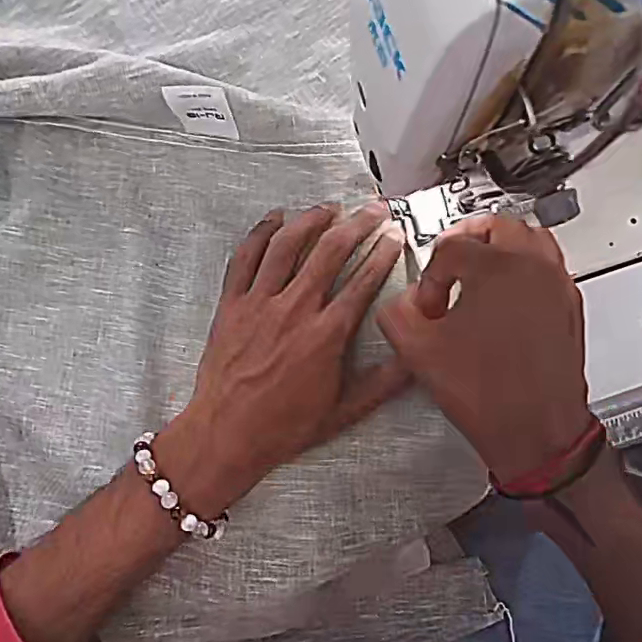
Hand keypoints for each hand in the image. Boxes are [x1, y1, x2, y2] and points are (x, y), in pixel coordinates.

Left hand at [159, 204, 410, 514]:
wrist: (227, 434)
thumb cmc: (282, 427)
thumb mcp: (343, 411)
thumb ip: (383, 384)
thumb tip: (415, 361)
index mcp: (325, 336)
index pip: (362, 282)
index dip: (383, 254)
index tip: (394, 237)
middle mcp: (294, 311)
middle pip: (330, 252)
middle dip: (357, 224)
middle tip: (372, 210)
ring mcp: (259, 304)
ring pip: (287, 246)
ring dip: (311, 220)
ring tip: (329, 207)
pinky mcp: (232, 304)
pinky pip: (245, 258)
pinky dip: (260, 233)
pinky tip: (275, 219)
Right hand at [376, 214, 594, 482]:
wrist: (535, 430)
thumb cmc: (491, 396)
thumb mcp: (418, 351)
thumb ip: (397, 312)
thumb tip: (402, 302)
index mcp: (497, 270)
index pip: (452, 247)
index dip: (430, 276)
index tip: (428, 303)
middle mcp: (533, 269)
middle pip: (497, 225)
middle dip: (466, 241)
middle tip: (449, 263)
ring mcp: (557, 286)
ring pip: (531, 238)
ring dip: (500, 247)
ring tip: (478, 270)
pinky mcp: (569, 307)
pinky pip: (548, 267)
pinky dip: (525, 268)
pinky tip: (505, 296)